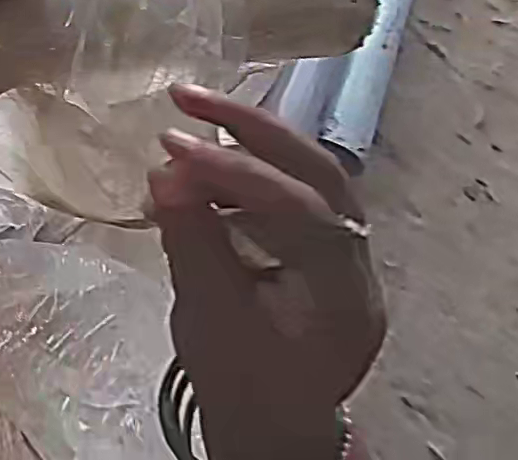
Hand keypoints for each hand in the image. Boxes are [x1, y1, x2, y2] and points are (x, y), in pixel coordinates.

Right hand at [149, 85, 384, 459]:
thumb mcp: (207, 316)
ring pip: (303, 169)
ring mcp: (337, 247)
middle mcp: (354, 261)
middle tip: (185, 96)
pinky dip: (238, 161)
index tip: (170, 144)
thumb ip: (191, 240)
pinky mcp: (309, 239)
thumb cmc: (240, 380)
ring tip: (185, 118)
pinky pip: (281, 182)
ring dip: (244, 135)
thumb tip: (163, 171)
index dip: (233, 170)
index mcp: (342, 293)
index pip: (299, 209)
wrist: (269, 420)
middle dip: (249, 124)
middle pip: (317, 170)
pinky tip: (197, 162)